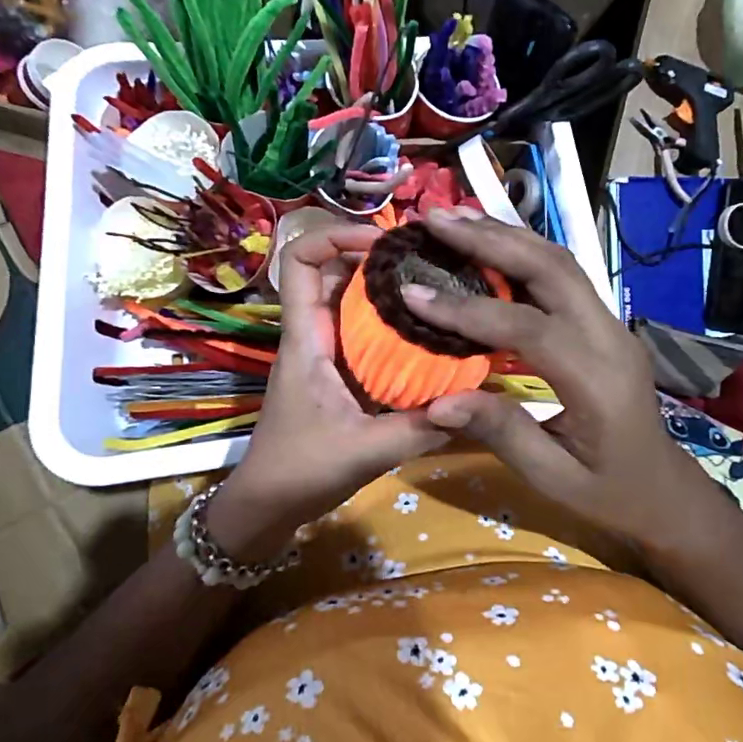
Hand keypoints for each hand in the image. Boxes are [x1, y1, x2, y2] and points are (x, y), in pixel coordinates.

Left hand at [215, 223, 447, 550]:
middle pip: (333, 271)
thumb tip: (474, 402)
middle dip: (375, 257)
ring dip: (385, 287)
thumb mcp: (366, 450)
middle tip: (426, 261)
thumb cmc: (301, 470)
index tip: (382, 241)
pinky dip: (390, 321)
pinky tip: (427, 332)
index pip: (299, 261)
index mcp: (306, 338)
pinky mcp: (337, 372)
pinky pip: (362, 330)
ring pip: (349, 299)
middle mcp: (313, 334)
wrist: (268, 506)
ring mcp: (324, 352)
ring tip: (434, 286)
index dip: (334, 235)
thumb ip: (419, 427)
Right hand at [398, 208, 715, 546]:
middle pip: (552, 269)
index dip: (468, 308)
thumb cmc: (609, 491)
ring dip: (508, 236)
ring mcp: (613, 324)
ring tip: (456, 218)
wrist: (664, 489)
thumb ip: (501, 433)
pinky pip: (566, 275)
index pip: (527, 326)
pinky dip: (525, 253)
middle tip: (436, 219)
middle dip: (491, 239)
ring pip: (562, 262)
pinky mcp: (607, 323)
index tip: (412, 293)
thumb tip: (435, 403)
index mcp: (596, 380)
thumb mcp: (552, 478)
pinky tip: (492, 244)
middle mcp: (610, 338)